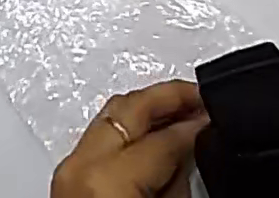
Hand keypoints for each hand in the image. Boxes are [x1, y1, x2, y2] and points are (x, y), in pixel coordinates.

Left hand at [52, 80, 208, 197]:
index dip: (193, 126)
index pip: (161, 139)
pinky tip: (152, 126)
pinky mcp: (66, 171)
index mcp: (107, 179)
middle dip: (169, 97)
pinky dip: (129, 122)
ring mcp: (69, 165)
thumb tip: (187, 149)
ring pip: (115, 111)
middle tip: (199, 96)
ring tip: (180, 107)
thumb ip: (175, 182)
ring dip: (149, 105)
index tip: (211, 117)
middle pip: (132, 108)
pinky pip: (103, 130)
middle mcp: (82, 164)